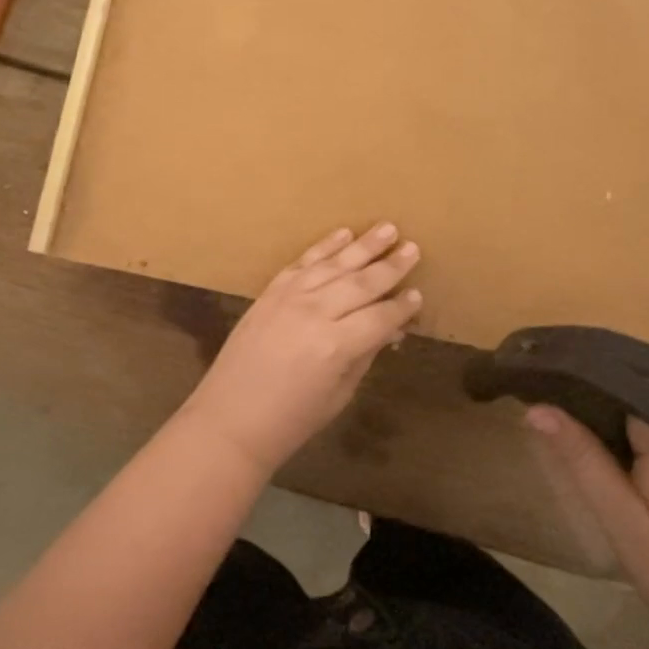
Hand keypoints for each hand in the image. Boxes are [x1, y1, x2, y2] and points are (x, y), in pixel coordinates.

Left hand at [177, 224, 423, 474]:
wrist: (231, 418)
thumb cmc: (291, 419)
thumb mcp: (339, 394)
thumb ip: (364, 354)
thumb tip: (389, 329)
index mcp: (336, 345)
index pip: (380, 317)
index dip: (402, 308)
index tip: (418, 295)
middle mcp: (315, 313)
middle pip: (361, 283)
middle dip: (390, 266)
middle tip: (413, 248)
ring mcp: (289, 298)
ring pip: (333, 265)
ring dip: (362, 246)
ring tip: (387, 228)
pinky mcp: (270, 292)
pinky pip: (303, 262)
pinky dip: (324, 247)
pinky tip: (343, 235)